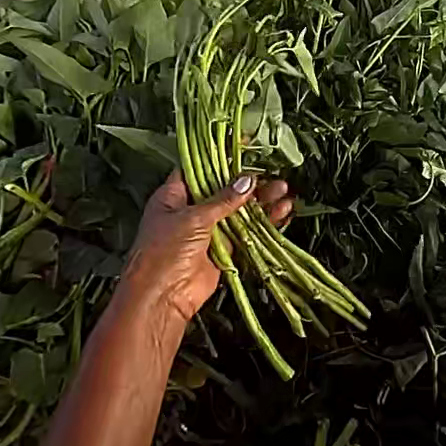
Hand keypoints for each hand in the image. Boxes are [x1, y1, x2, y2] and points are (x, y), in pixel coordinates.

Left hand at [121, 170, 293, 321]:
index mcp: (174, 196)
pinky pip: (248, 232)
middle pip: (225, 189)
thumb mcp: (192, 218)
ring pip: (240, 211)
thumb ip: (223, 199)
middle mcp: (192, 210)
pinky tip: (283, 213)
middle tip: (273, 176)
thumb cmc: (164, 252)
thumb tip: (248, 180)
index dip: (220, 157)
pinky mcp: (224, 249)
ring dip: (262, 202)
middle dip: (250, 183)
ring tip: (284, 192)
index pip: (199, 168)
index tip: (246, 147)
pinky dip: (265, 223)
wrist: (161, 298)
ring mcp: (209, 230)